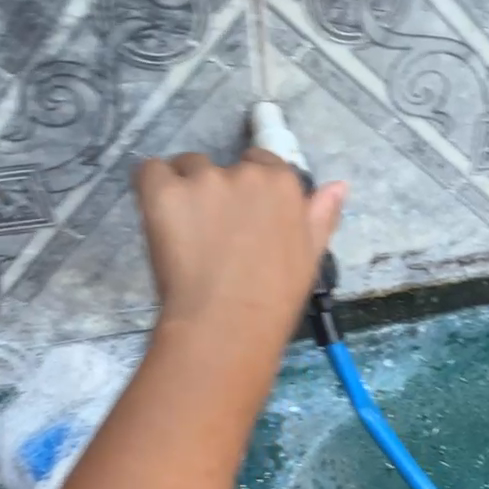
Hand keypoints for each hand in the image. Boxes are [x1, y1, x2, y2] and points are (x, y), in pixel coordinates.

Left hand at [133, 149, 345, 355]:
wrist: (228, 325)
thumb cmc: (275, 301)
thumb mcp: (311, 257)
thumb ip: (321, 216)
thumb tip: (338, 186)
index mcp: (284, 184)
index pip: (262, 163)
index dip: (248, 192)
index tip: (240, 222)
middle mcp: (245, 172)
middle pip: (222, 166)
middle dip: (215, 192)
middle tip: (210, 238)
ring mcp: (203, 179)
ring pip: (186, 169)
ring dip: (184, 191)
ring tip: (184, 236)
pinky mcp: (165, 191)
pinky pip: (150, 172)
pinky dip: (151, 189)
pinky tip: (159, 222)